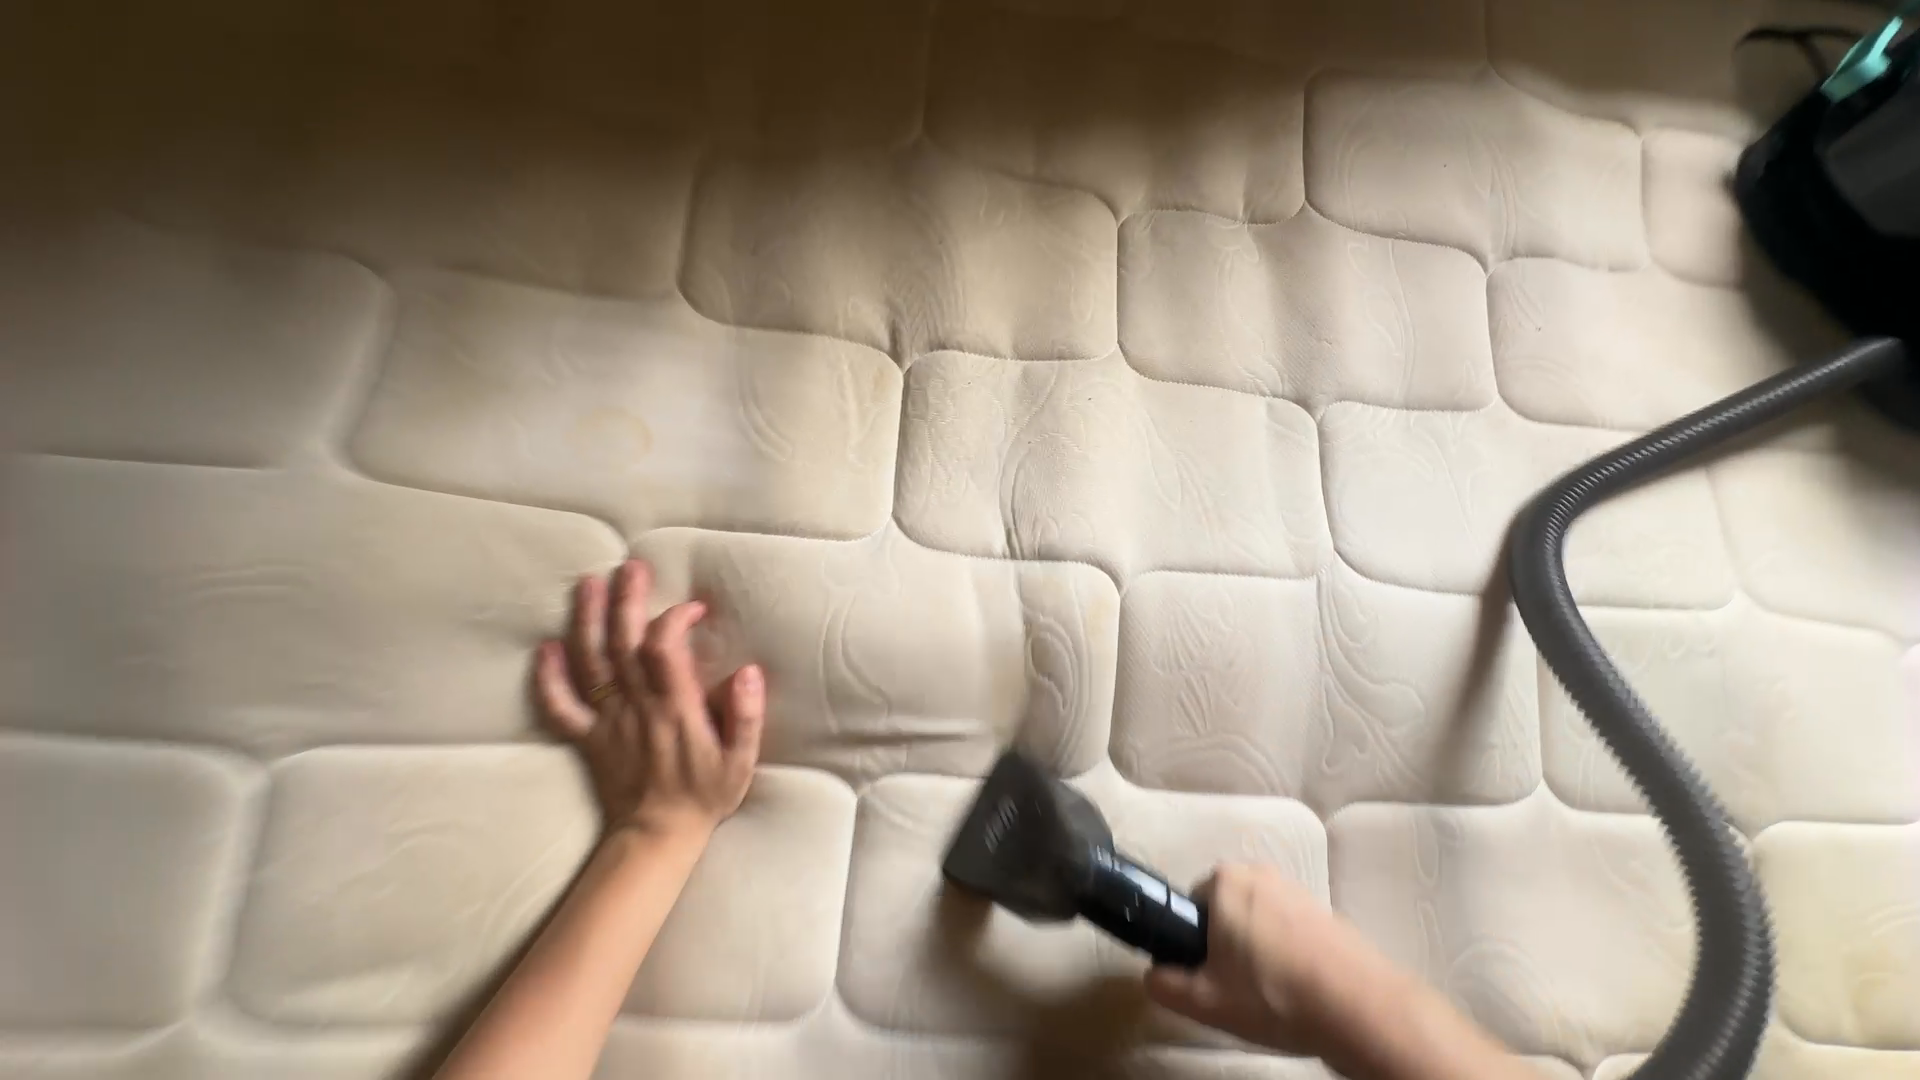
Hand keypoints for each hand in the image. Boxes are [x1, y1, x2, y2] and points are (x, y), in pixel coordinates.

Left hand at [535, 559, 765, 840]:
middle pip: (624, 644)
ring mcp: (607, 722)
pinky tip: (545, 648)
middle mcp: (636, 708)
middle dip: (626, 601)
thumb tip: (748, 671)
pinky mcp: (588, 738)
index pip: (665, 650)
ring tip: (588, 584)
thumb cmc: (704, 796)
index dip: (675, 619)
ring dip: (586, 621)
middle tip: (631, 567)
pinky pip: (560, 706)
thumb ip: (746, 716)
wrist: (657, 838)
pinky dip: (548, 677)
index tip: (693, 608)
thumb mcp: (741, 761)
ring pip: (590, 664)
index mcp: (674, 709)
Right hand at [1144, 864, 1371, 1056]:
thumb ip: (1165, 984)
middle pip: (1226, 909)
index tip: (1207, 974)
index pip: (1191, 904)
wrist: (1360, 1008)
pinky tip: (1299, 989)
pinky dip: (1290, 953)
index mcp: (1223, 880)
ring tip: (1271, 993)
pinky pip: (1292, 929)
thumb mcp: (1205, 1001)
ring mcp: (1297, 889)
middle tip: (1236, 987)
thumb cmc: (1272, 994)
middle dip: (1227, 943)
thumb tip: (1151, 974)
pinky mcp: (1327, 911)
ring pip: (1260, 919)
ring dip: (1259, 948)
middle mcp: (1258, 872)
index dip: (1194, 942)